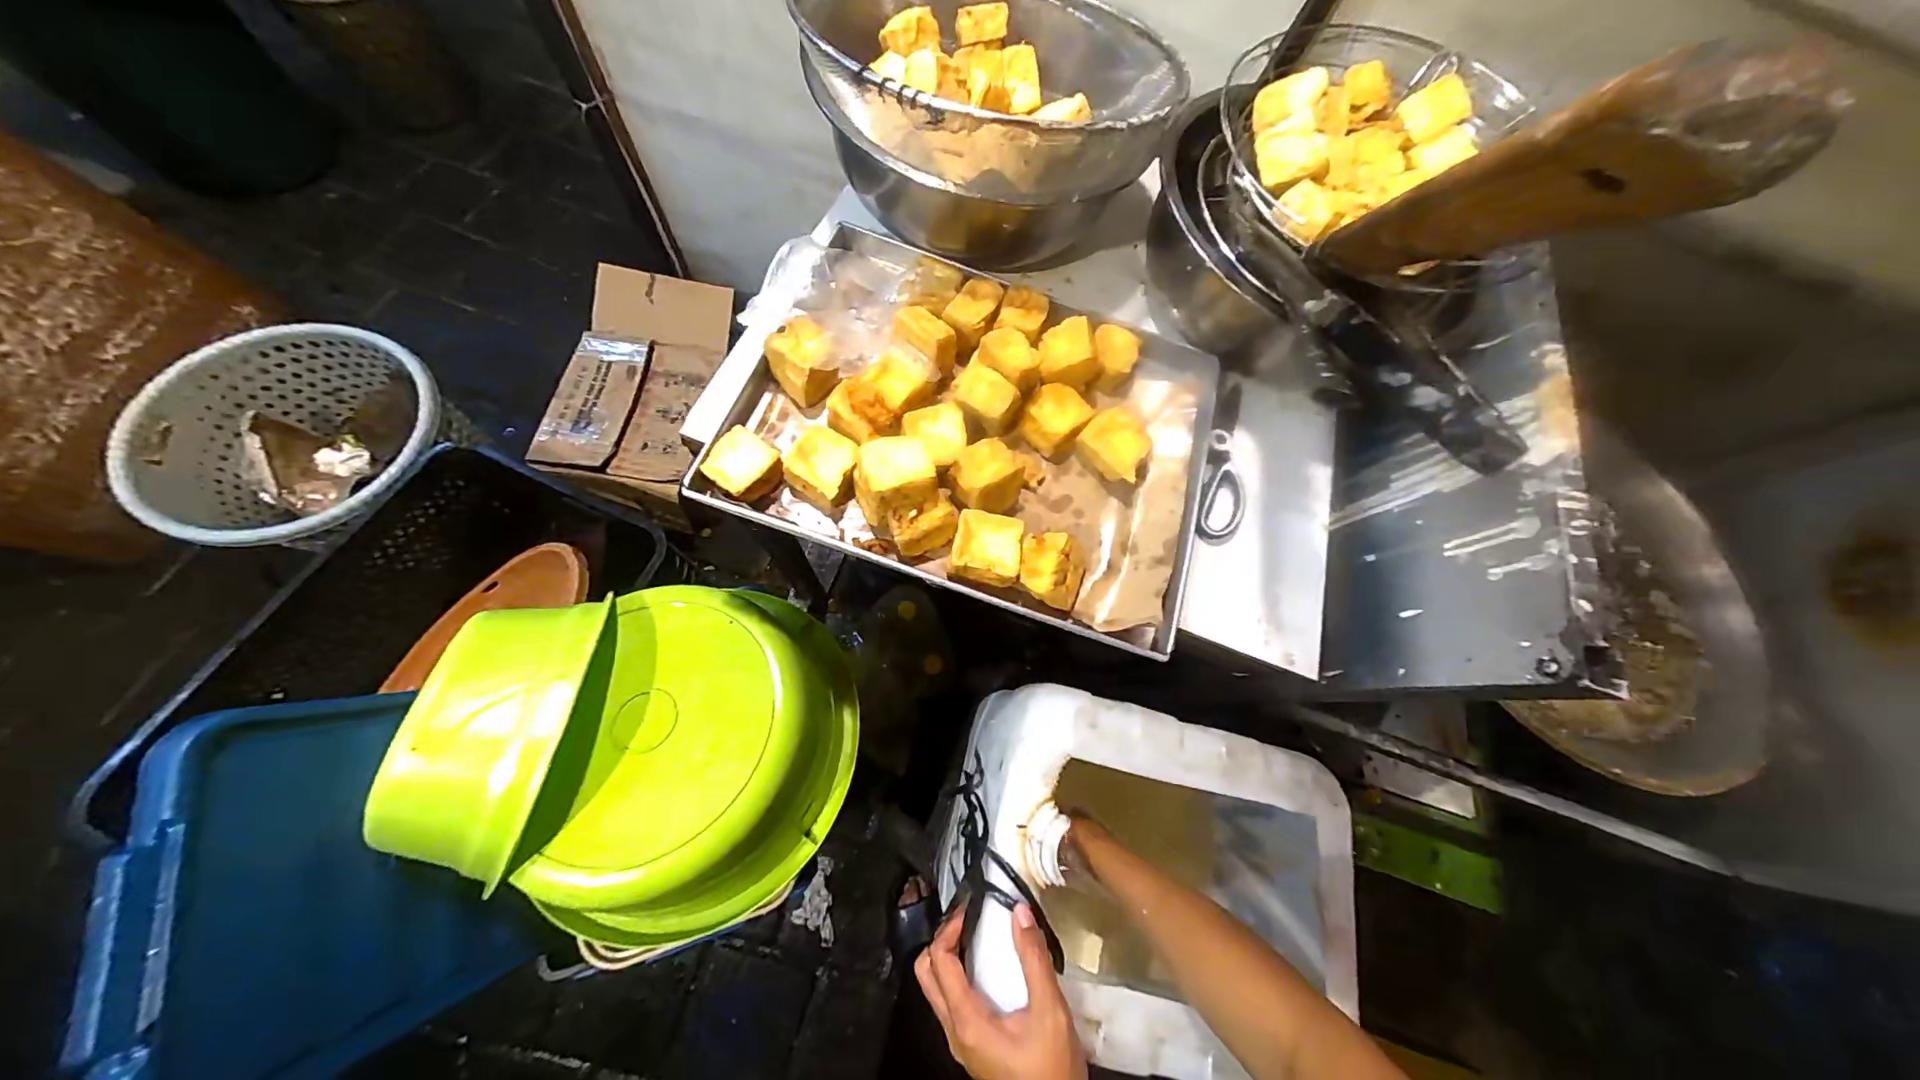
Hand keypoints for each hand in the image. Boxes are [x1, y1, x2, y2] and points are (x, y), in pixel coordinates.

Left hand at [914, 902, 1086, 1079]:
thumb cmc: (1051, 1068)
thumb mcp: (1050, 1011)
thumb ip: (1033, 959)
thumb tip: (1020, 912)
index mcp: (965, 1020)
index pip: (938, 959)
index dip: (949, 926)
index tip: (969, 908)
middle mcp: (954, 1031)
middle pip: (926, 973)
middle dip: (941, 939)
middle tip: (966, 921)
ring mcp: (961, 1042)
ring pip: (936, 990)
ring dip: (949, 958)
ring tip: (976, 938)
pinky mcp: (972, 1047)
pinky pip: (952, 1003)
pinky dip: (959, 976)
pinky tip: (986, 969)